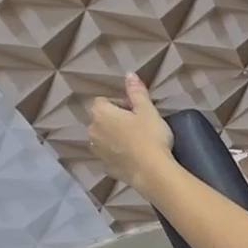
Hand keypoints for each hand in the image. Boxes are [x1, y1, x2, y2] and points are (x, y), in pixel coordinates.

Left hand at [87, 73, 175, 192]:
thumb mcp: (149, 112)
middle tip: (139, 130)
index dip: (121, 106)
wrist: (154, 173)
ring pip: (104, 141)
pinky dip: (118, 159)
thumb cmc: (151, 138)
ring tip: (137, 147)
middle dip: (116, 123)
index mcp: (100, 112)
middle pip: (102, 121)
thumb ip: (137, 93)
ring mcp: (98, 151)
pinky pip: (111, 159)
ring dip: (115, 141)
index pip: (104, 102)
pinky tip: (133, 162)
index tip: (138, 113)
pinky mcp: (108, 168)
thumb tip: (130, 73)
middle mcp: (93, 130)